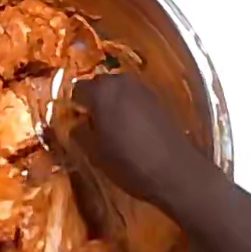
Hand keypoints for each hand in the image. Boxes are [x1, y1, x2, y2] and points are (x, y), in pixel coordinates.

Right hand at [74, 74, 217, 211]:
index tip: (77, 123)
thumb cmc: (129, 162)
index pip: (77, 89)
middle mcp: (119, 81)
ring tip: (114, 127)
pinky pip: (133, 96)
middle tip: (94, 126)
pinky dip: (128, 106)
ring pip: (117, 89)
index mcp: (101, 91)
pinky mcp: (156, 96)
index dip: (75, 106)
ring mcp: (140, 86)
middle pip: (98, 85)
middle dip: (94, 101)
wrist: (175, 170)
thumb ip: (80, 132)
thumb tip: (76, 122)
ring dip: (112, 102)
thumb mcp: (96, 153)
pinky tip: (133, 128)